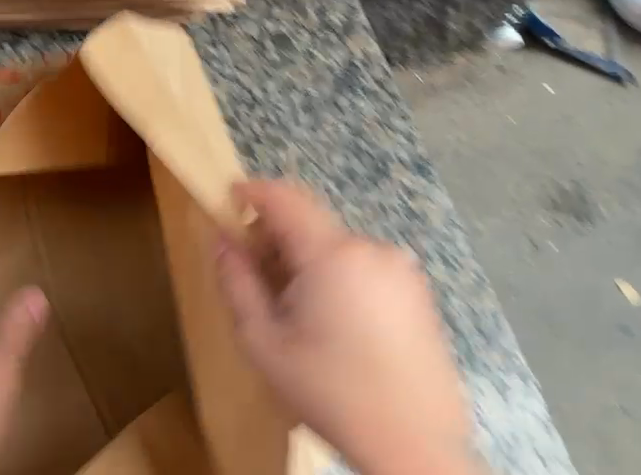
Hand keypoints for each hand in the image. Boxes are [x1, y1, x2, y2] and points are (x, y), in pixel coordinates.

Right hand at [215, 180, 481, 474]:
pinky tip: (335, 325)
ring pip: (335, 246)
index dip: (249, 192)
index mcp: (331, 254)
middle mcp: (371, 250)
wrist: (416, 449)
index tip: (227, 203)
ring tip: (297, 311)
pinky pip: (364, 267)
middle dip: (276, 239)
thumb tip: (222, 238)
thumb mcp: (261, 340)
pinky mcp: (419, 297)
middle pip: (308, 222)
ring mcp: (402, 273)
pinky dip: (338, 278)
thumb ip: (235, 280)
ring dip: (307, 261)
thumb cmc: (329, 391)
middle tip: (258, 278)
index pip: (283, 196)